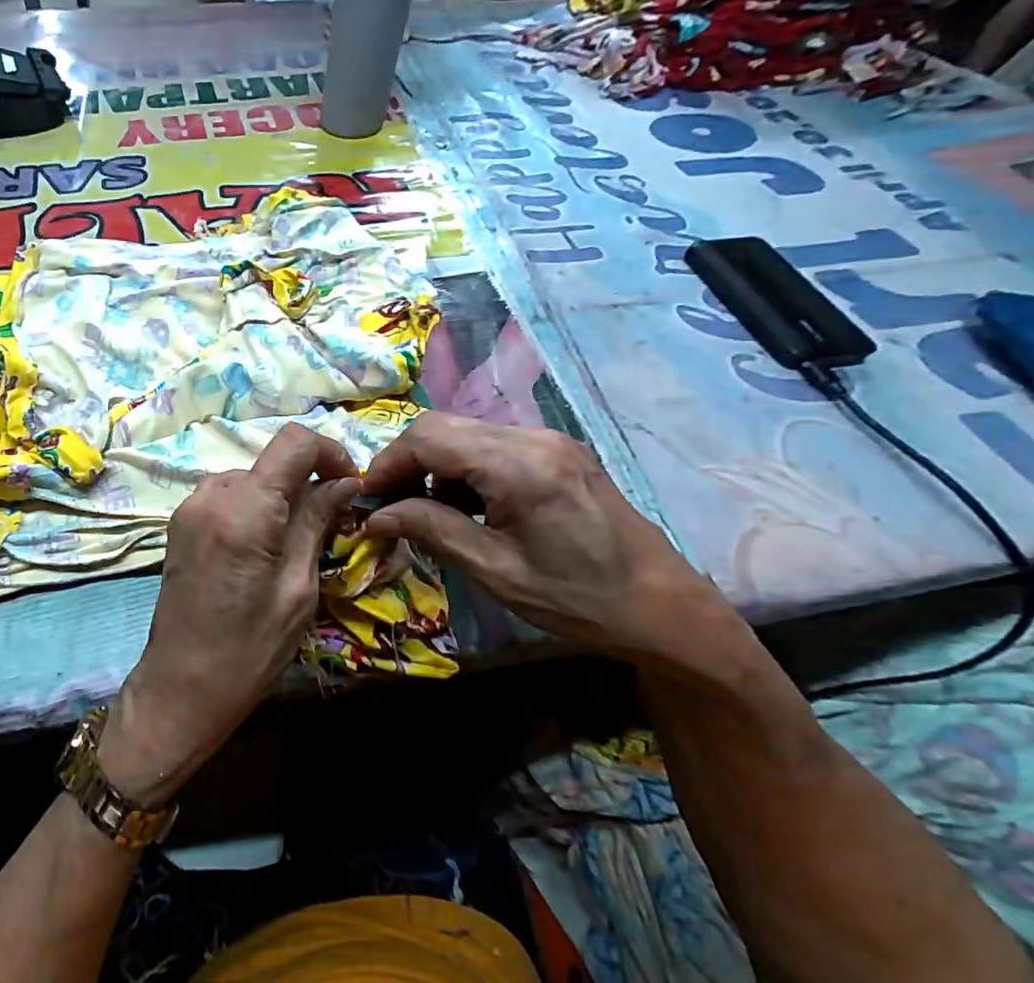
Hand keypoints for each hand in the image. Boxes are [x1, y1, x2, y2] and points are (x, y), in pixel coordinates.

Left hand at [99, 425, 360, 808]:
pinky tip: (261, 549)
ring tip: (294, 543)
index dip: (330, 452)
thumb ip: (315, 524)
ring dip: (277, 498)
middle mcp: (210, 495)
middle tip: (330, 525)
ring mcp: (188, 509)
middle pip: (270, 462)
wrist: (181, 684)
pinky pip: (225, 498)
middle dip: (305, 483)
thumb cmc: (250, 648)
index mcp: (244, 508)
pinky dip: (251, 509)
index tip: (349, 484)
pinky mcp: (179, 525)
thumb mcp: (297, 588)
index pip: (293, 443)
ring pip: (248, 480)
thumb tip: (343, 483)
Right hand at [358, 411, 748, 673]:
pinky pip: (491, 444)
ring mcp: (549, 441)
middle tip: (389, 504)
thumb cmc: (579, 599)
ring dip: (432, 464)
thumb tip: (375, 516)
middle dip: (405, 461)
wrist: (666, 608)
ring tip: (423, 510)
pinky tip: (463, 505)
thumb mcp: (496, 571)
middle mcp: (534, 438)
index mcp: (520, 466)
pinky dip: (461, 468)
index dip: (388, 463)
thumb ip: (432, 531)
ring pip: (464, 432)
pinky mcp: (557, 452)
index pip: (428, 438)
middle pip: (443, 426)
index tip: (367, 499)